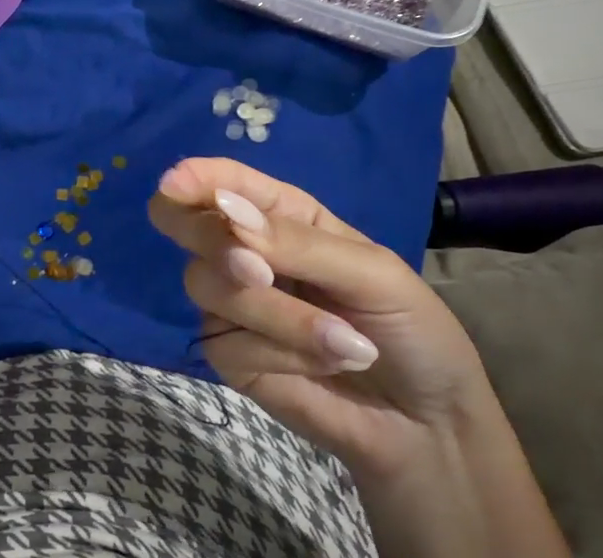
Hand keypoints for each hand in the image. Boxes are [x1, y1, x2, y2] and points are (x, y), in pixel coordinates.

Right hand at [148, 157, 488, 476]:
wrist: (428, 424)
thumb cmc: (412, 331)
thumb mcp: (374, 274)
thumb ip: (297, 243)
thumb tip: (225, 209)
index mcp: (282, 216)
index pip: (224, 183)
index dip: (196, 177)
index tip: (175, 182)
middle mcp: (245, 251)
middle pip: (186, 225)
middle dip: (212, 241)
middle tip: (256, 272)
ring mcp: (231, 304)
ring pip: (209, 287)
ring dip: (278, 316)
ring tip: (344, 343)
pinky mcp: (226, 354)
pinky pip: (225, 342)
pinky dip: (281, 354)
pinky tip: (325, 365)